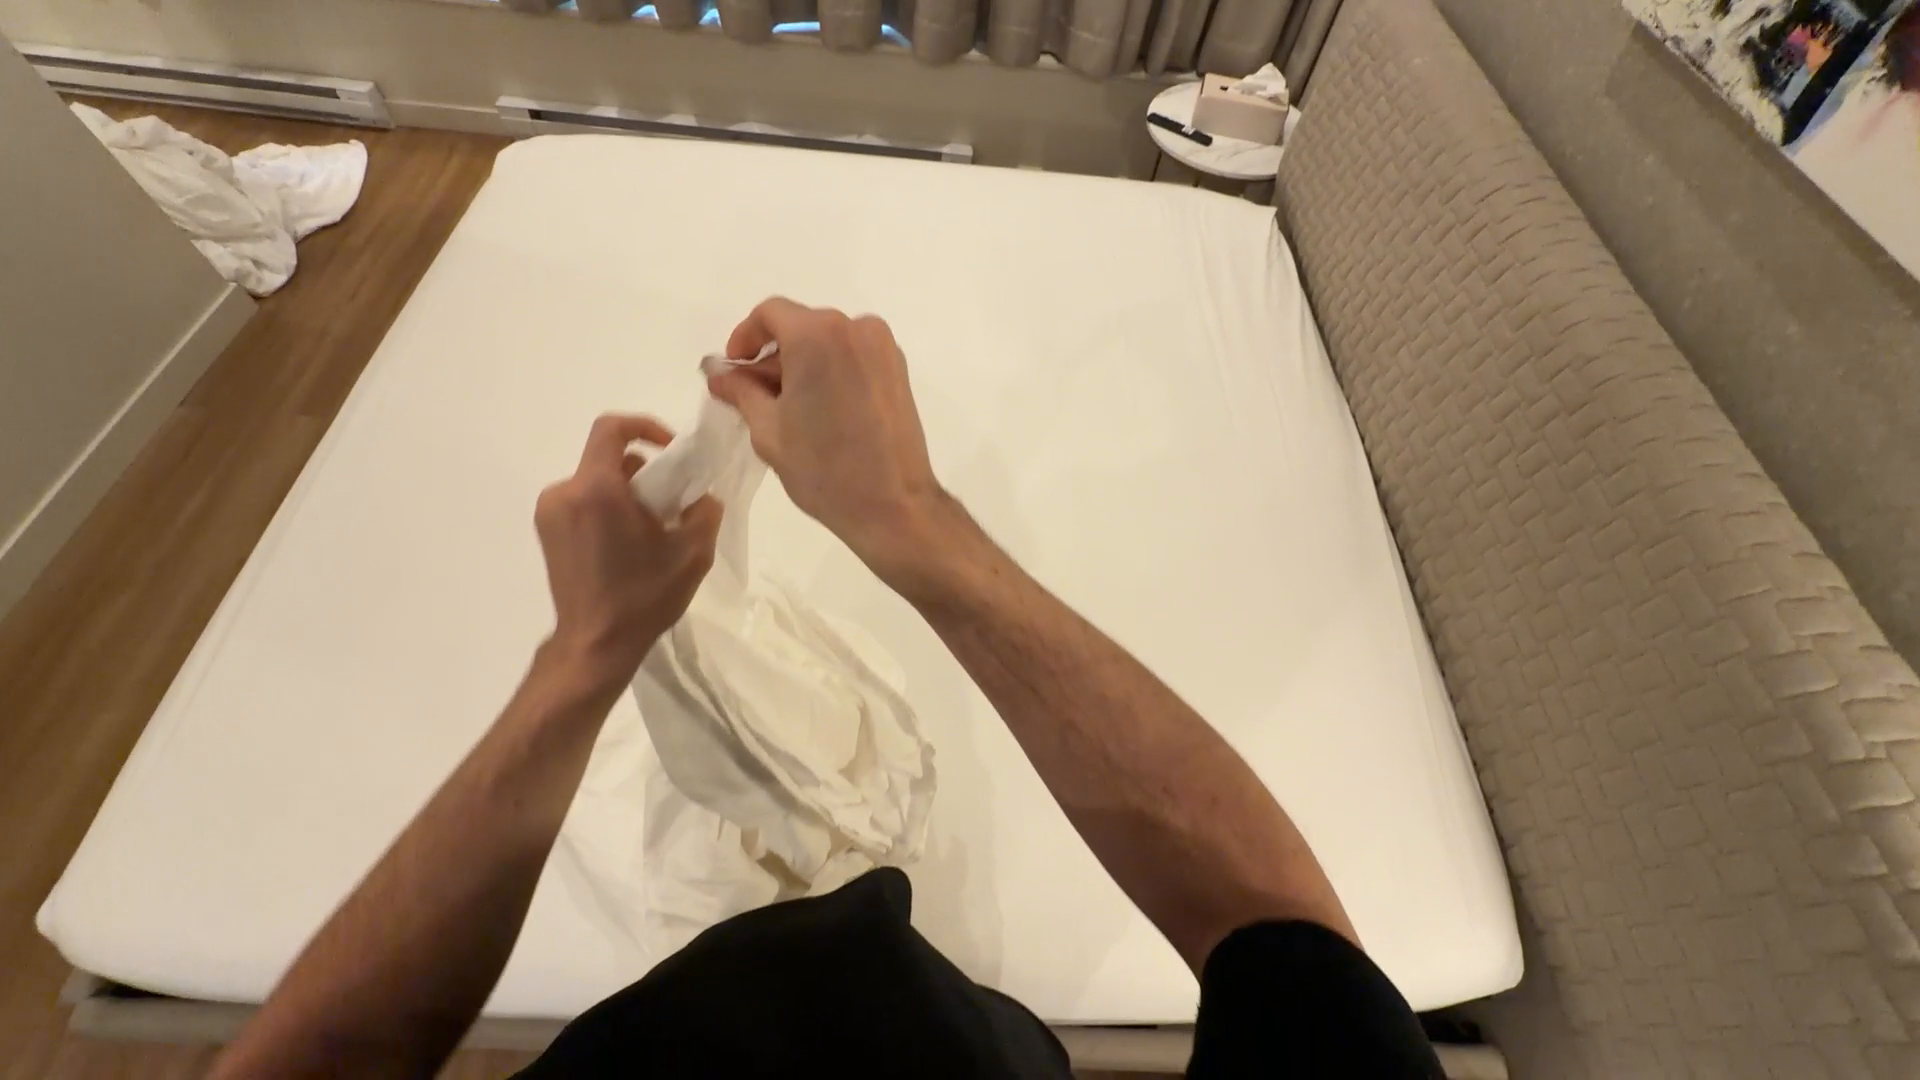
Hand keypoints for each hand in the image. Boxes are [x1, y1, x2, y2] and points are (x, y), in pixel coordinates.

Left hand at [534, 414, 720, 680]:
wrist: (596, 643)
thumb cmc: (644, 596)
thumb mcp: (693, 553)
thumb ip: (705, 511)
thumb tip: (702, 496)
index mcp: (597, 489)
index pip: (612, 428)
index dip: (645, 427)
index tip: (672, 451)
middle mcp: (565, 492)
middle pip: (608, 460)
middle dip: (645, 473)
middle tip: (672, 504)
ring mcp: (550, 514)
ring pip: (597, 484)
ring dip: (627, 495)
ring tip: (653, 531)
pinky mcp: (547, 534)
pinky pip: (583, 504)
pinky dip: (608, 511)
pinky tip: (629, 545)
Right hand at [707, 298, 955, 585]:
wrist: (892, 505)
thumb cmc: (823, 469)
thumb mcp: (768, 429)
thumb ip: (740, 391)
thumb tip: (719, 373)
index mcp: (817, 335)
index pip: (770, 313)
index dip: (745, 337)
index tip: (734, 369)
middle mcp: (856, 328)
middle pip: (801, 326)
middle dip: (774, 355)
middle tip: (756, 397)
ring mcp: (883, 349)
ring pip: (829, 342)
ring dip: (803, 364)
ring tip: (789, 410)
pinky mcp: (900, 372)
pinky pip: (854, 357)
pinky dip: (831, 371)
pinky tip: (821, 411)